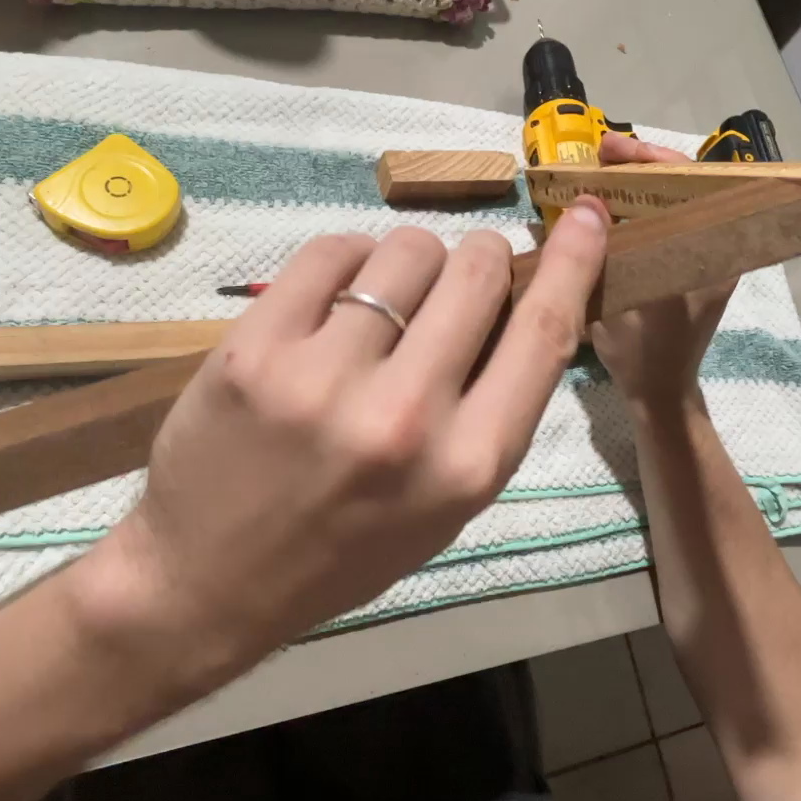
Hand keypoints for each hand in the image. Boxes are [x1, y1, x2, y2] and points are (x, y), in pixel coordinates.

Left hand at [86, 198, 613, 674]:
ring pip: (406, 250)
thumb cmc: (346, 551)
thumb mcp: (447, 505)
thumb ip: (491, 408)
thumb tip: (518, 302)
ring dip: (411, 263)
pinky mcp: (256, 347)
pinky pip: (330, 251)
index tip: (587, 219)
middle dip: (480, 259)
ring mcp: (324, 377)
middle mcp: (407, 416)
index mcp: (468, 465)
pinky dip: (348, 261)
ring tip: (385, 304)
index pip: (544, 333)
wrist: (213, 582)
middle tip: (459, 279)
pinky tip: (336, 298)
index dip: (573, 263)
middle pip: (476, 271)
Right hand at [588, 132, 734, 409]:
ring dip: (640, 181)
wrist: (662, 393)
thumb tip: (584, 207)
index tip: (610, 149)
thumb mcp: (613, 305)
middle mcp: (717, 246)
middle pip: (685, 184)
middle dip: (641, 163)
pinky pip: (670, 219)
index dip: (650, 159)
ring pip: (676, 198)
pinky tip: (610, 202)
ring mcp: (707, 253)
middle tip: (600, 152)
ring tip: (599, 170)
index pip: (691, 184)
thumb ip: (600, 258)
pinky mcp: (693, 261)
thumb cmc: (641, 357)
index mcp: (708, 253)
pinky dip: (642, 204)